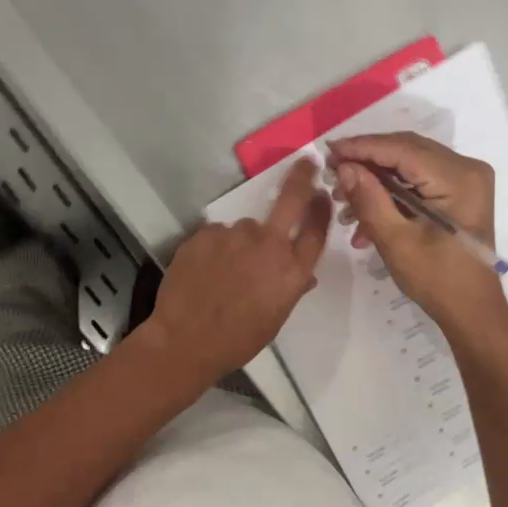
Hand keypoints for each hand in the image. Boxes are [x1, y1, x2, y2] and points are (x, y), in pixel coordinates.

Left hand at [141, 160, 331, 380]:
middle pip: (291, 199)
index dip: (321, 209)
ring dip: (238, 243)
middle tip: (304, 165)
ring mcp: (235, 236)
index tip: (321, 195)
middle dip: (301, 178)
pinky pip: (215, 236)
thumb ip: (289, 290)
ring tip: (221, 273)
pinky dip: (213, 249)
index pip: (316, 230)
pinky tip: (203, 272)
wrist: (186, 341)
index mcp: (292, 272)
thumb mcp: (273, 320)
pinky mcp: (205, 234)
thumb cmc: (236, 341)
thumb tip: (303, 276)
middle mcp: (268, 246)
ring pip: (243, 228)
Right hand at [329, 134, 504, 325]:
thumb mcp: (397, 241)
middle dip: (367, 163)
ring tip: (345, 204)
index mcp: (458, 178)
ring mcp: (465, 180)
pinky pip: (418, 182)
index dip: (363, 148)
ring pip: (410, 166)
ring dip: (376, 182)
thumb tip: (344, 168)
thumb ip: (370, 200)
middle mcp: (466, 168)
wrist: (470, 308)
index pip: (402, 149)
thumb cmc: (437, 279)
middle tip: (332, 174)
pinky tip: (366, 219)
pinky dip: (392, 195)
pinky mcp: (458, 193)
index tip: (329, 152)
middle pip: (407, 151)